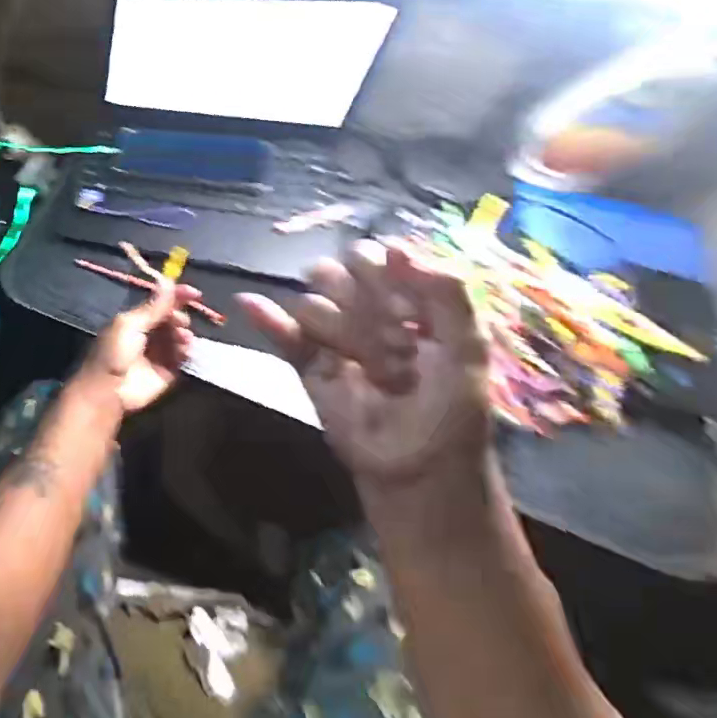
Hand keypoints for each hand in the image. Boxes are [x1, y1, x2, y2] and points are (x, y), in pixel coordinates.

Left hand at [75, 245, 200, 412]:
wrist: (108, 389)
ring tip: (182, 337)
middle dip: (179, 316)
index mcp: (135, 319)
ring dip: (184, 333)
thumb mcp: (130, 324)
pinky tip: (185, 349)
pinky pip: (182, 357)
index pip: (159, 303)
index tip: (195, 293)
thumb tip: (168, 281)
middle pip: (172, 319)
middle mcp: (148, 334)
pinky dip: (186, 350)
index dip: (176, 296)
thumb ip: (153, 307)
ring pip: (179, 337)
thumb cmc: (113, 351)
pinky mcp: (167, 371)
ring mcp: (158, 353)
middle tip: (180, 321)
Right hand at [237, 240, 491, 491]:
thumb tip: (395, 246)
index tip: (408, 315)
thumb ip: (445, 295)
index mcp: (403, 301)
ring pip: (311, 303)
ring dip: (338, 331)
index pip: (376, 258)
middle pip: (335, 272)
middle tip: (393, 344)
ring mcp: (330, 336)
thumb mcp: (467, 351)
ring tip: (370, 369)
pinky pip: (281, 331)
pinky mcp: (305, 363)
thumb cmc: (451, 412)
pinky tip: (249, 303)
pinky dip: (265, 317)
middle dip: (359, 303)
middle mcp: (362, 311)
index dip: (384, 278)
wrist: (419, 471)